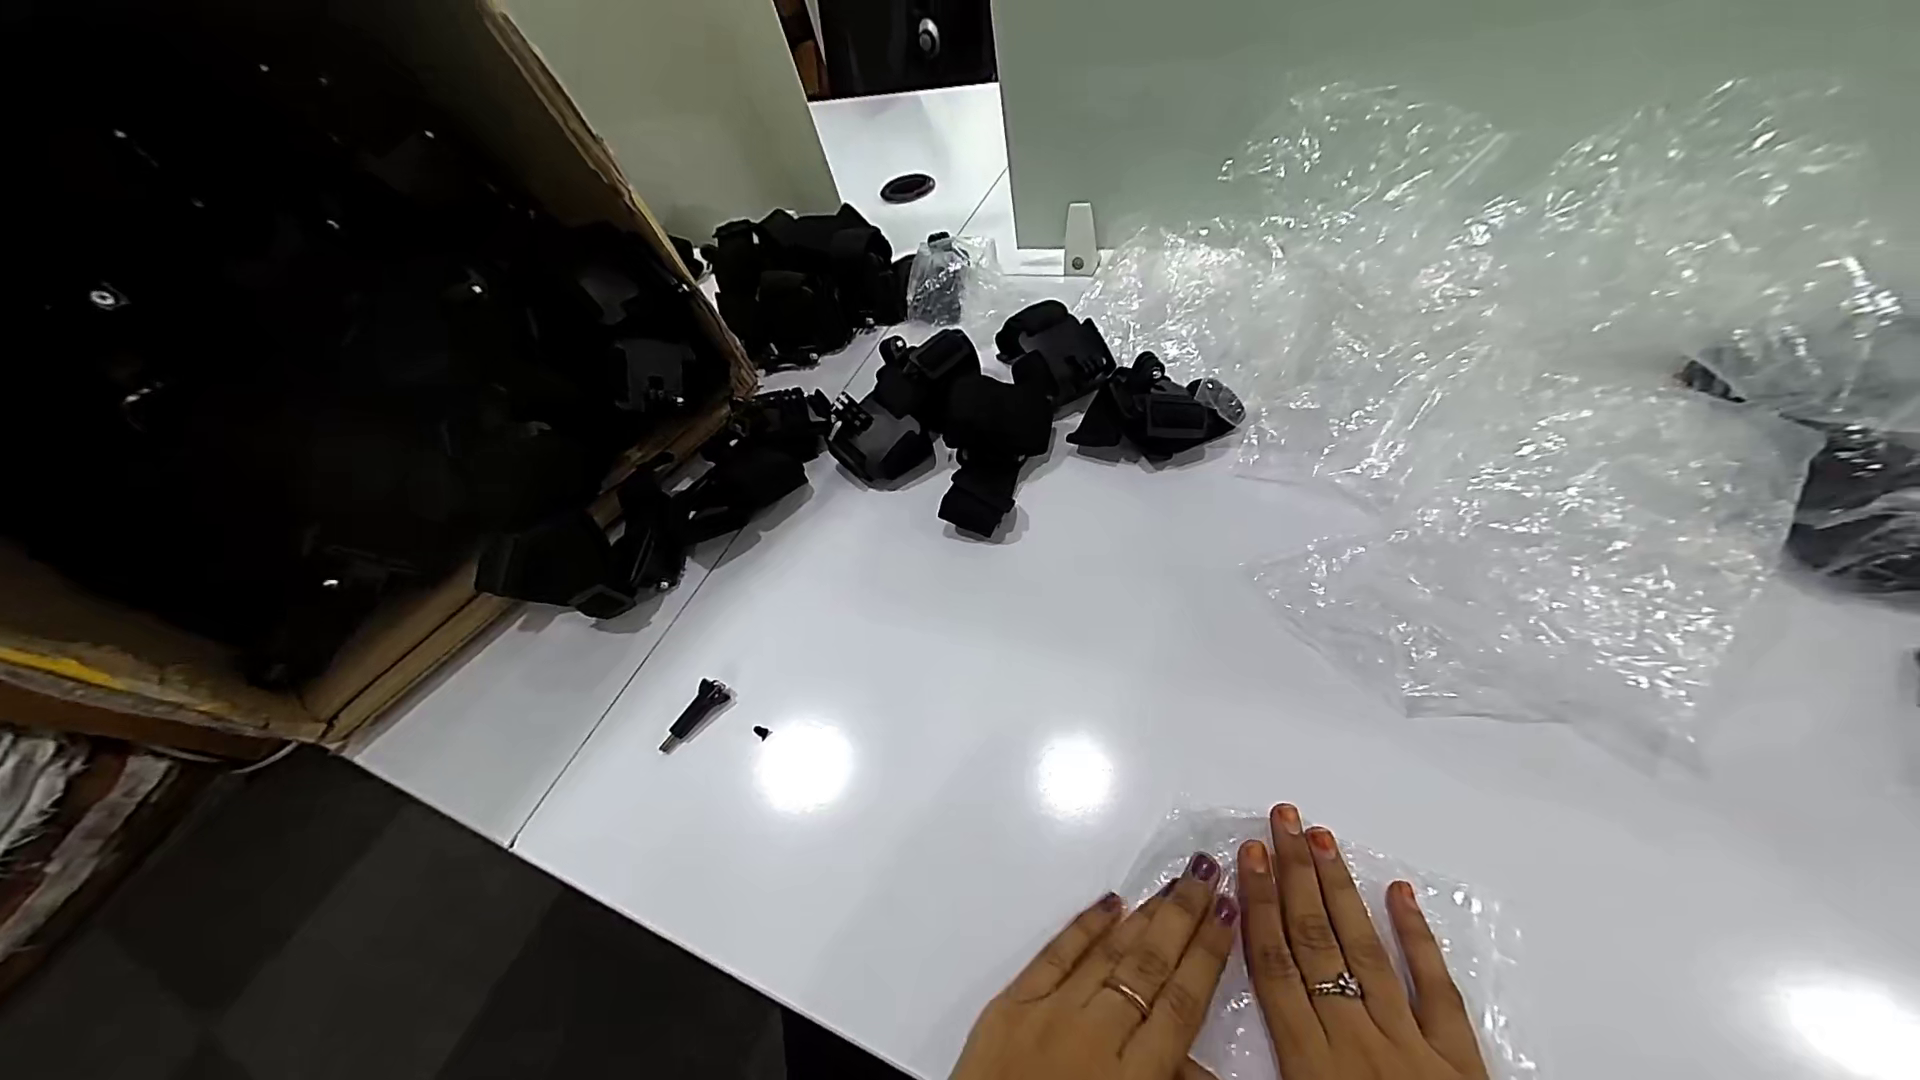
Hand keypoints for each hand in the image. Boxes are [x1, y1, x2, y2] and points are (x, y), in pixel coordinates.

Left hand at [950, 853, 1239, 1079]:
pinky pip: (1055, 954)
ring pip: (1108, 953)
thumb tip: (1206, 1065)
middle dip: (1181, 915)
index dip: (1207, 955)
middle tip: (1204, 871)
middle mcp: (1096, 1037)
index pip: (1180, 1004)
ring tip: (1171, 881)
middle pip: (1148, 965)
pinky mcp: (1013, 1003)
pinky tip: (1109, 902)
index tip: (1226, 912)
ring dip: (1144, 914)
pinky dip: (1084, 926)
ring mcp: (1051, 1013)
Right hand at [1237, 804, 1488, 1079]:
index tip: (1246, 852)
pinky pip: (1439, 991)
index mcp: (1311, 1065)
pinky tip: (1401, 893)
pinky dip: (1418, 939)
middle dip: (1294, 873)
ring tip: (1323, 836)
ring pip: (1365, 951)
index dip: (1256, 901)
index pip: (1274, 964)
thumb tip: (1177, 1057)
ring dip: (1340, 888)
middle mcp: (1357, 1042)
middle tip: (1284, 818)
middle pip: (1314, 940)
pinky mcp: (1463, 1063)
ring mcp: (1413, 1047)